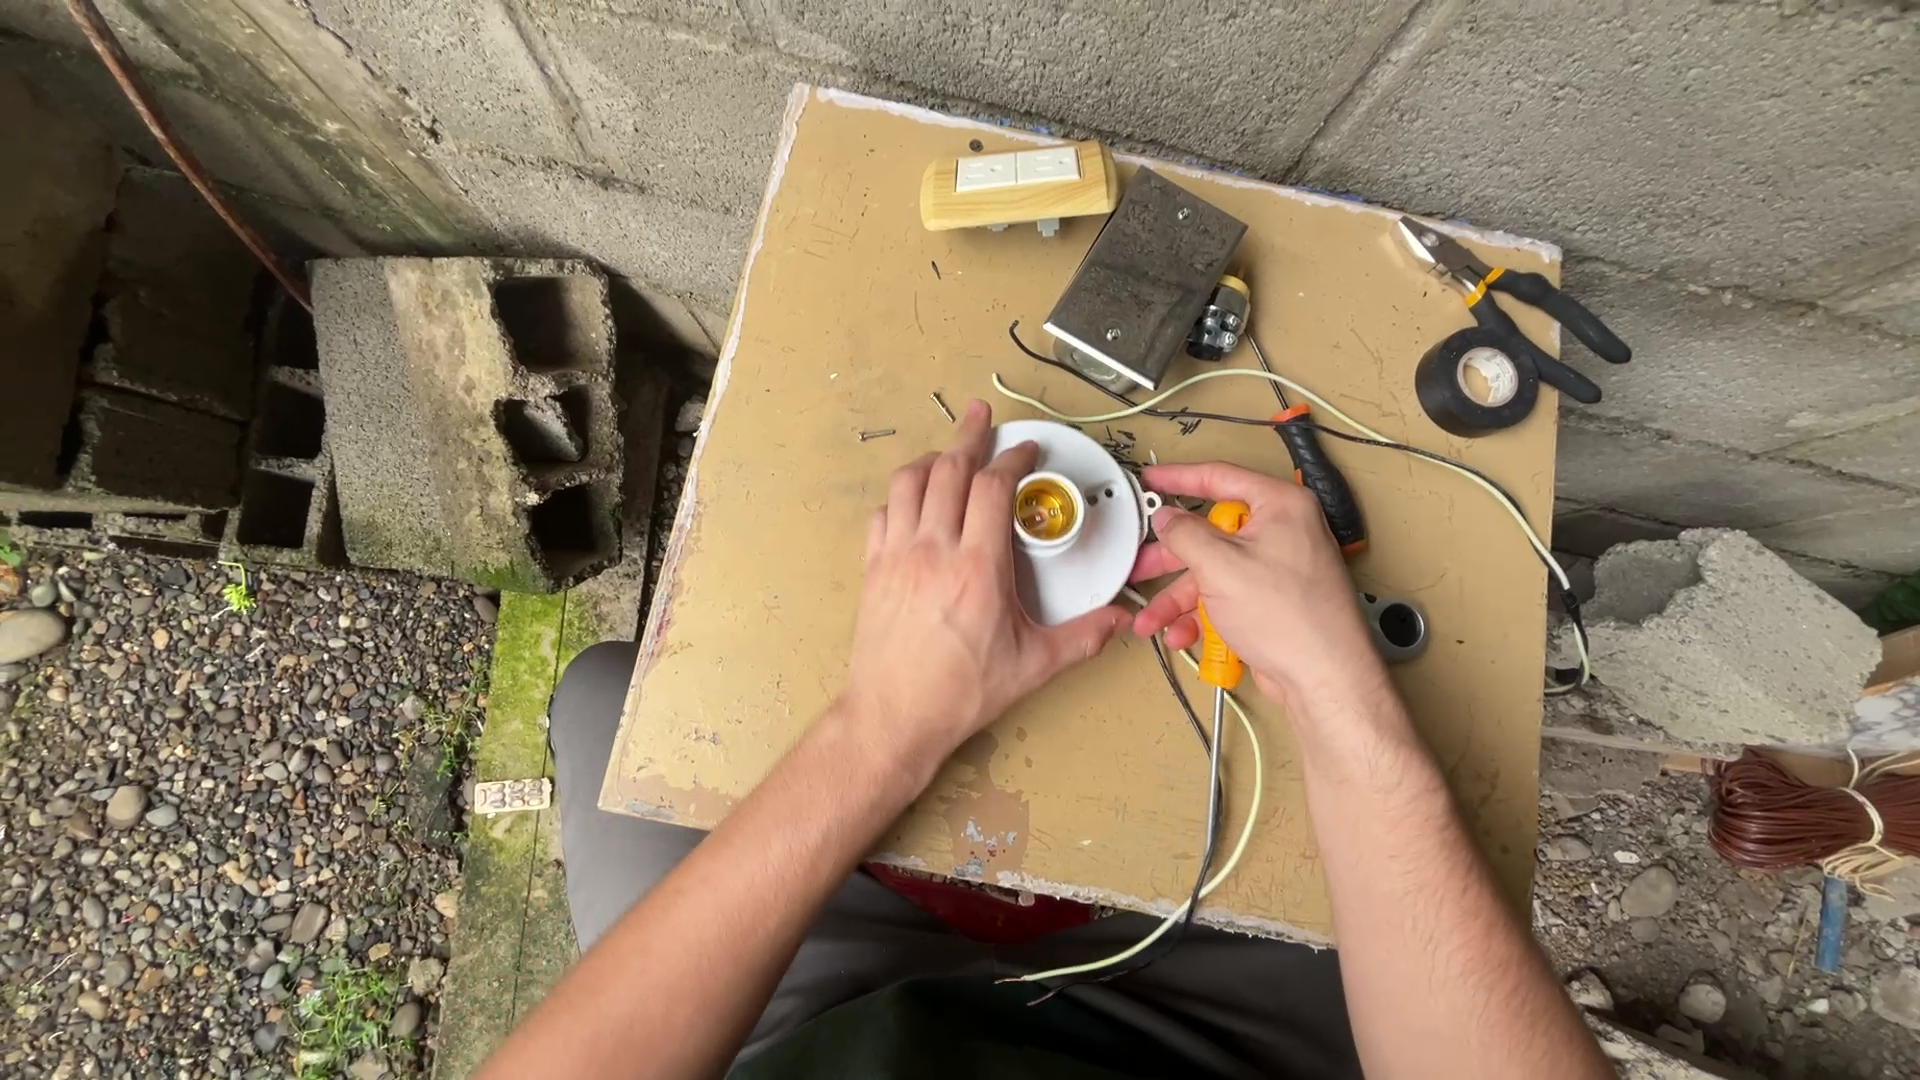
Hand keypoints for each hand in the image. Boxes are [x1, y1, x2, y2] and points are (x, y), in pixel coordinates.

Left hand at [837, 401, 1127, 776]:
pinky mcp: (873, 570)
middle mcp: (932, 551)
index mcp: (977, 568)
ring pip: (907, 482)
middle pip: (948, 469)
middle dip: (969, 435)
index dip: (1012, 458)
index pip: (993, 487)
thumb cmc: (955, 693)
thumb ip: (1082, 638)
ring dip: (931, 458)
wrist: (893, 717)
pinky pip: (882, 514)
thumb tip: (1119, 622)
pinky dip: (900, 496)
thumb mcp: (1032, 666)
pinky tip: (913, 502)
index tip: (1025, 452)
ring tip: (948, 451)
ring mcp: (897, 557)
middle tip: (981, 416)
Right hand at [1129, 462, 1389, 710]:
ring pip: (1210, 571)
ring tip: (1151, 617)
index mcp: (1280, 507)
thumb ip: (1185, 534)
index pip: (1220, 478)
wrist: (1323, 679)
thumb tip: (1166, 518)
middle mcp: (1280, 532)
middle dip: (1170, 558)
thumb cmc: (1293, 618)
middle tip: (1140, 563)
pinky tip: (1180, 633)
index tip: (1152, 480)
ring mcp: (1274, 568)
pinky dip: (1198, 615)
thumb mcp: (1221, 566)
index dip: (1179, 478)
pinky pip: (1223, 597)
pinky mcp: (1267, 600)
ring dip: (1177, 597)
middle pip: (1208, 533)